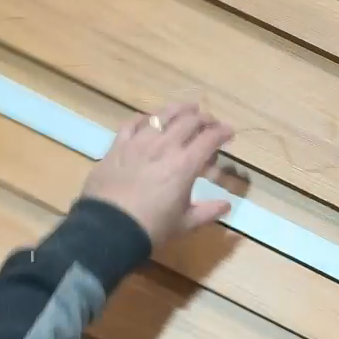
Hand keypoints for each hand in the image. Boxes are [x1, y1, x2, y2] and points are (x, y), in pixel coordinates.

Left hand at [82, 103, 234, 247]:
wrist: (108, 229)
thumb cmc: (151, 228)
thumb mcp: (185, 224)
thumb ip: (208, 212)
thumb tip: (227, 205)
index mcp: (185, 165)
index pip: (209, 139)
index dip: (223, 132)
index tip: (230, 132)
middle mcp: (164, 147)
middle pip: (188, 121)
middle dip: (204, 118)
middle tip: (211, 121)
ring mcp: (139, 143)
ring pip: (161, 116)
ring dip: (178, 109)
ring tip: (187, 108)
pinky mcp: (117, 146)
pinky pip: (132, 123)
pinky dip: (144, 118)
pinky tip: (148, 118)